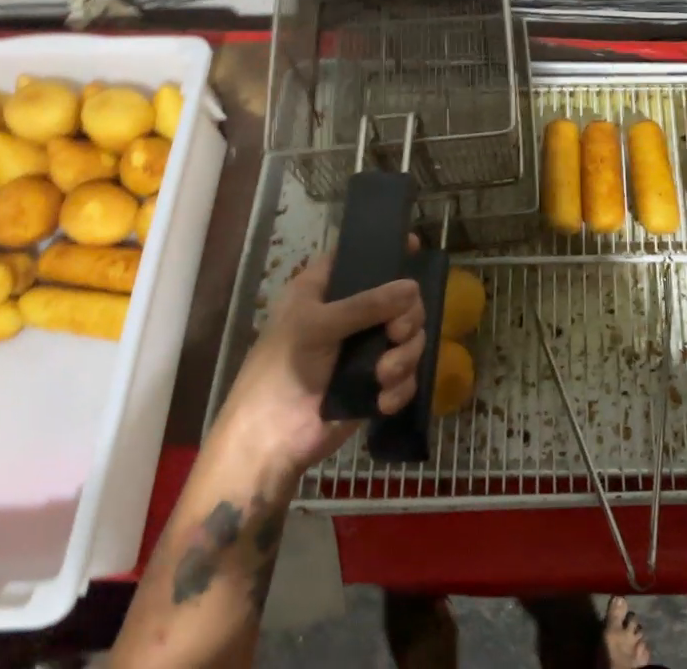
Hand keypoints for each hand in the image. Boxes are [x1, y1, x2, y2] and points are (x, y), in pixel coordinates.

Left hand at [213, 252, 426, 486]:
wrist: (272, 439)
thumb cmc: (282, 370)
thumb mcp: (318, 326)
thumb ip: (367, 304)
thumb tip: (414, 287)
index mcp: (324, 292)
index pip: (358, 258)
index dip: (385, 251)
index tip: (414, 247)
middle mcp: (349, 316)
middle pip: (400, 300)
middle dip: (406, 319)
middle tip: (396, 334)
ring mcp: (365, 351)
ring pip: (409, 339)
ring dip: (403, 358)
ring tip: (383, 376)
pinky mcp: (375, 384)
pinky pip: (406, 376)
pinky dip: (398, 388)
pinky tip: (381, 402)